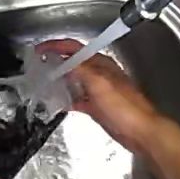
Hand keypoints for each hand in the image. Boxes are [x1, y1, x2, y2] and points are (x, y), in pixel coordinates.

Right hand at [36, 39, 179, 154]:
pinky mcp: (98, 107)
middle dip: (55, 62)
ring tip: (42, 83)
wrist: (142, 132)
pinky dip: (67, 99)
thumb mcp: (100, 84)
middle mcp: (100, 74)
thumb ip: (81, 70)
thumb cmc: (125, 108)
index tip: (39, 49)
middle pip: (73, 63)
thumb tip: (62, 61)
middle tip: (36, 66)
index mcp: (101, 64)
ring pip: (75, 80)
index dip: (56, 46)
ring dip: (59, 80)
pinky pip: (78, 99)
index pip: (75, 48)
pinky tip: (57, 103)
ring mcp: (99, 91)